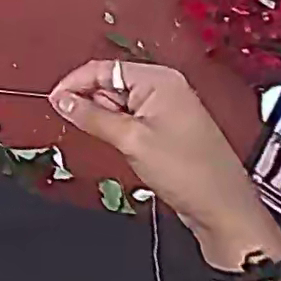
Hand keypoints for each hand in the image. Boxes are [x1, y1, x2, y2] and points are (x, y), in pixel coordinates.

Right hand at [50, 61, 280, 260]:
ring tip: (120, 143)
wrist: (226, 211)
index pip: (104, 68)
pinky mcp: (169, 122)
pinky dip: (121, 126)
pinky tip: (127, 145)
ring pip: (120, 100)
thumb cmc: (186, 172)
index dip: (75, 83)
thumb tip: (61, 100)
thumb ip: (91, 116)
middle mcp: (164, 83)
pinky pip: (133, 114)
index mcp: (158, 78)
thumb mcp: (130, 140)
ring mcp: (168, 103)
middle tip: (94, 129)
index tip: (55, 100)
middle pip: (111, 82)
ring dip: (109, 117)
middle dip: (94, 103)